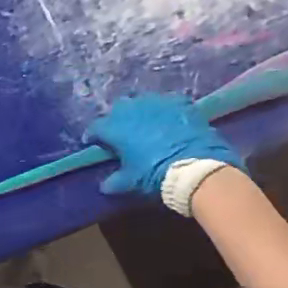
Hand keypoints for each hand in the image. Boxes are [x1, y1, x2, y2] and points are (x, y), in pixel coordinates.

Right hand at [84, 94, 243, 212]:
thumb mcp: (130, 182)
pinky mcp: (179, 103)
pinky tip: (169, 119)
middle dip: (116, 119)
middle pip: (118, 109)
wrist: (195, 166)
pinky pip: (168, 102)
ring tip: (145, 123)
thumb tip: (105, 186)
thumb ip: (114, 182)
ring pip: (142, 101)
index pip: (95, 128)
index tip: (93, 142)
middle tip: (121, 132)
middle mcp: (131, 110)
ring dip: (140, 111)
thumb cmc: (155, 174)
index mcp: (114, 128)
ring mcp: (156, 103)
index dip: (93, 136)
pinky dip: (166, 110)